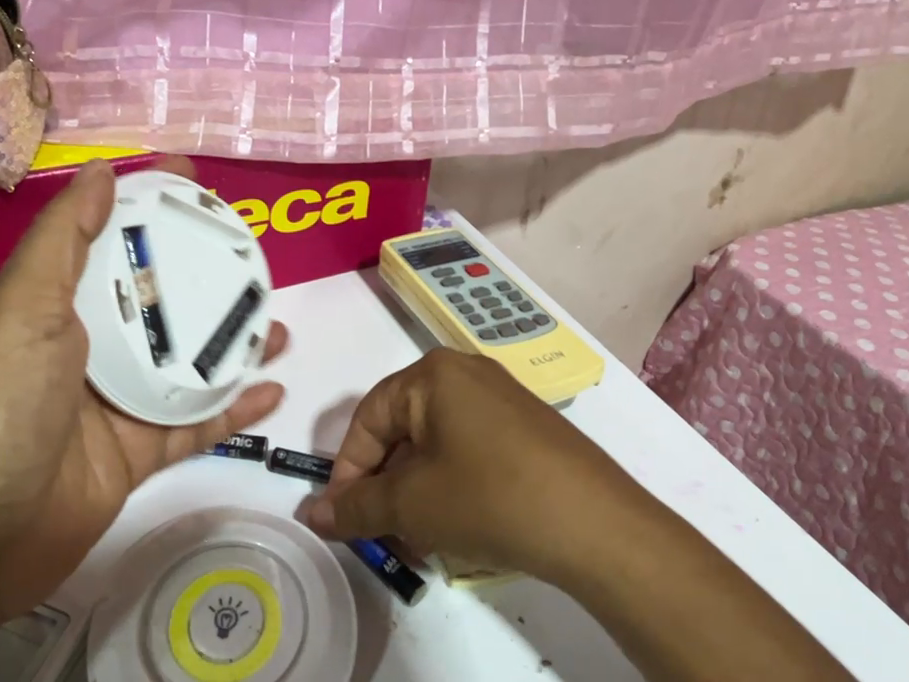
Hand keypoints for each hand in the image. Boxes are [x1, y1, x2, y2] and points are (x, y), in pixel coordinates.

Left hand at [0, 157, 287, 616]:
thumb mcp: (21, 307)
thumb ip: (63, 240)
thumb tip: (102, 171)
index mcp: (45, 306)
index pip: (103, 241)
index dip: (146, 205)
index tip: (194, 179)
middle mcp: (78, 349)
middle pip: (153, 301)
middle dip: (202, 276)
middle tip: (253, 254)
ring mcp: (109, 404)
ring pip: (182, 362)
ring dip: (231, 342)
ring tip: (280, 323)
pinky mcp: (134, 454)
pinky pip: (194, 423)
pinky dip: (232, 408)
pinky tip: (272, 390)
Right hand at [301, 349, 643, 583]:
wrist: (594, 523)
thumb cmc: (489, 497)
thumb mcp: (412, 504)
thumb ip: (356, 507)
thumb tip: (314, 514)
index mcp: (432, 374)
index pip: (368, 418)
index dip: (348, 471)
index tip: (342, 518)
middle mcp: (466, 372)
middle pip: (402, 428)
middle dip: (384, 483)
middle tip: (380, 531)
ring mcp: (501, 398)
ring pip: (435, 442)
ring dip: (416, 489)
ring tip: (418, 536)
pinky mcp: (526, 427)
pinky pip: (468, 448)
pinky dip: (450, 483)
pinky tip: (457, 523)